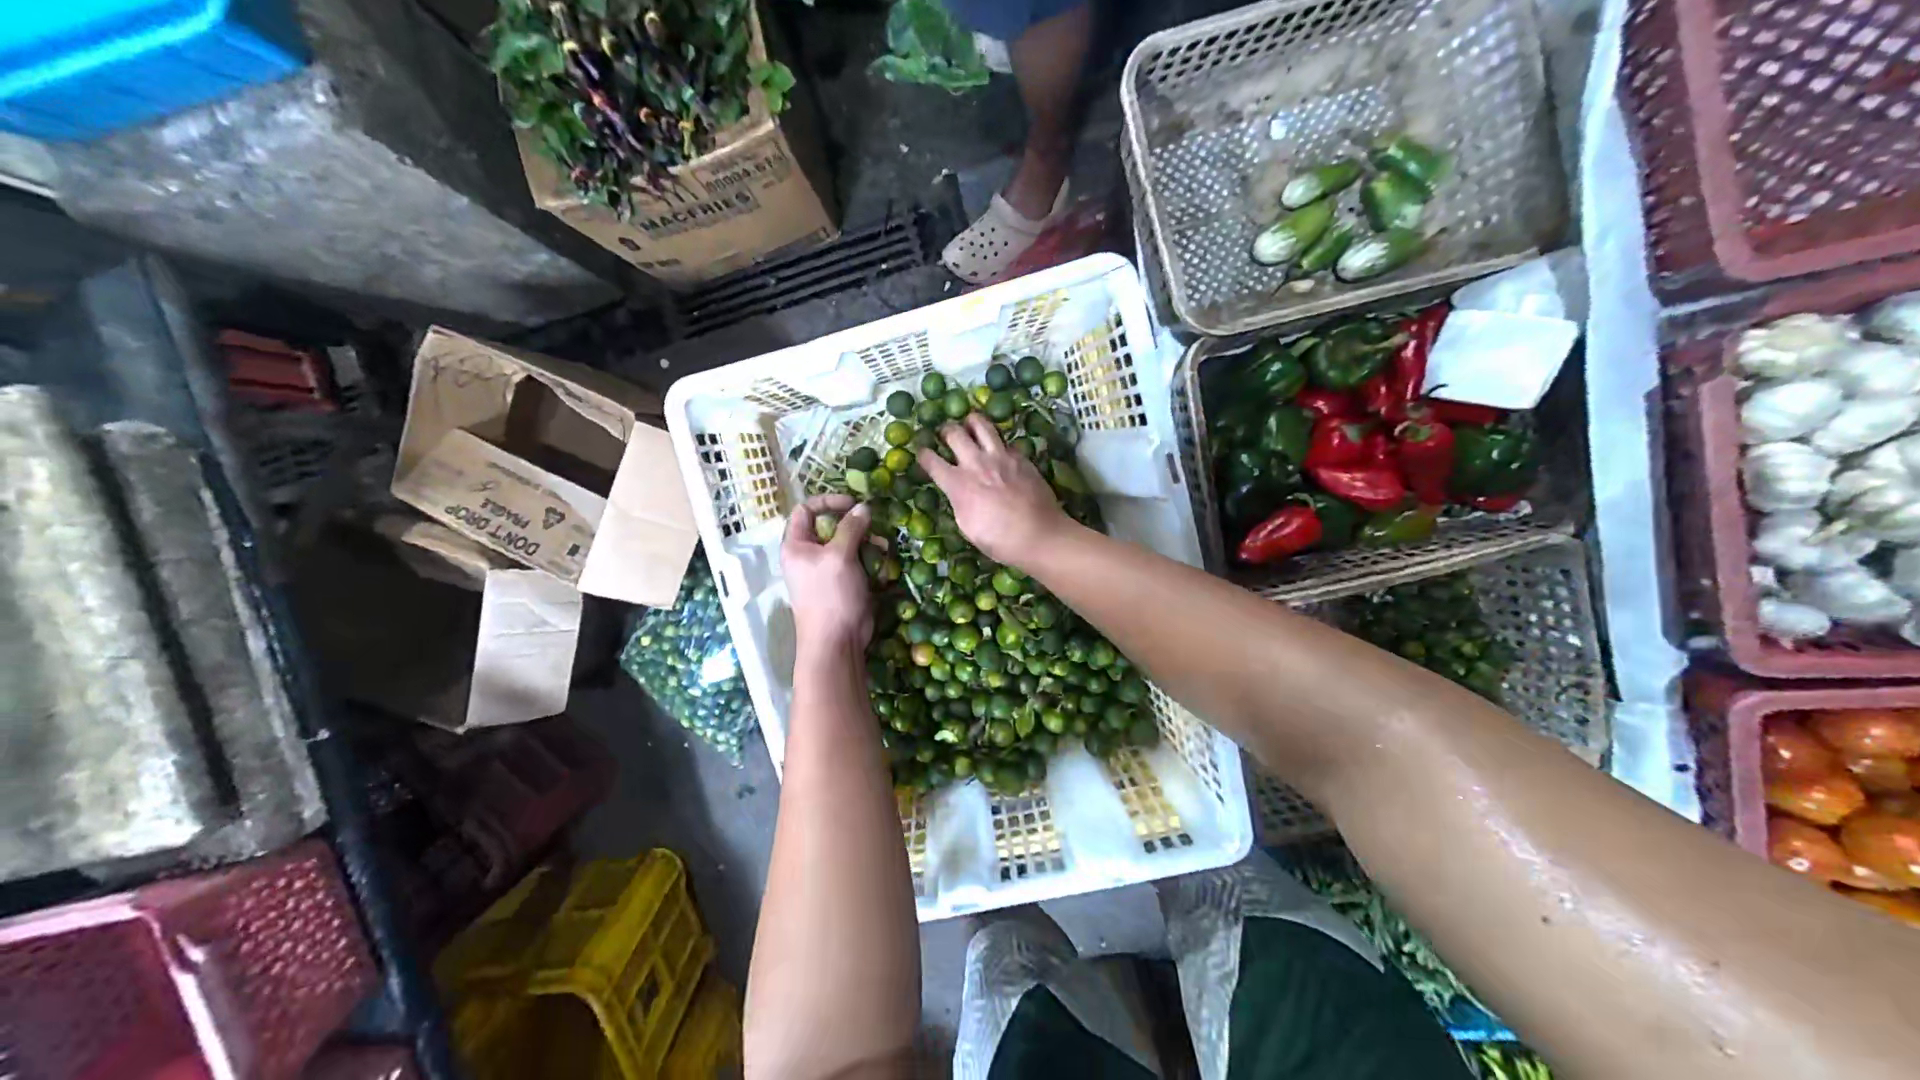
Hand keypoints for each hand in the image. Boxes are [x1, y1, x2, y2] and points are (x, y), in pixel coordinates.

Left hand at [783, 495, 873, 652]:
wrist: (836, 641)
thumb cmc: (830, 595)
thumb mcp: (840, 555)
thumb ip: (851, 527)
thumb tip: (864, 507)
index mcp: (796, 545)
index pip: (806, 510)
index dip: (828, 502)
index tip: (852, 504)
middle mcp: (808, 555)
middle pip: (831, 527)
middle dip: (855, 525)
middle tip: (873, 528)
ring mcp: (827, 570)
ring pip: (848, 544)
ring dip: (867, 543)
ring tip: (883, 548)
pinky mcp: (843, 583)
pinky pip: (857, 563)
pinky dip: (870, 560)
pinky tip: (883, 566)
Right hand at [917, 413, 1071, 568]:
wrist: (1038, 534)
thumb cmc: (999, 540)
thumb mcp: (967, 526)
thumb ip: (959, 502)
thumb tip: (959, 492)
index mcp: (958, 484)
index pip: (931, 460)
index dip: (922, 454)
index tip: (921, 452)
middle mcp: (976, 463)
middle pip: (954, 432)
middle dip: (946, 431)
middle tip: (946, 434)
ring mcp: (1000, 456)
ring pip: (981, 424)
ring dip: (971, 422)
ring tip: (970, 425)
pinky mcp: (1021, 457)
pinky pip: (1005, 441)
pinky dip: (997, 442)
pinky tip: (998, 449)